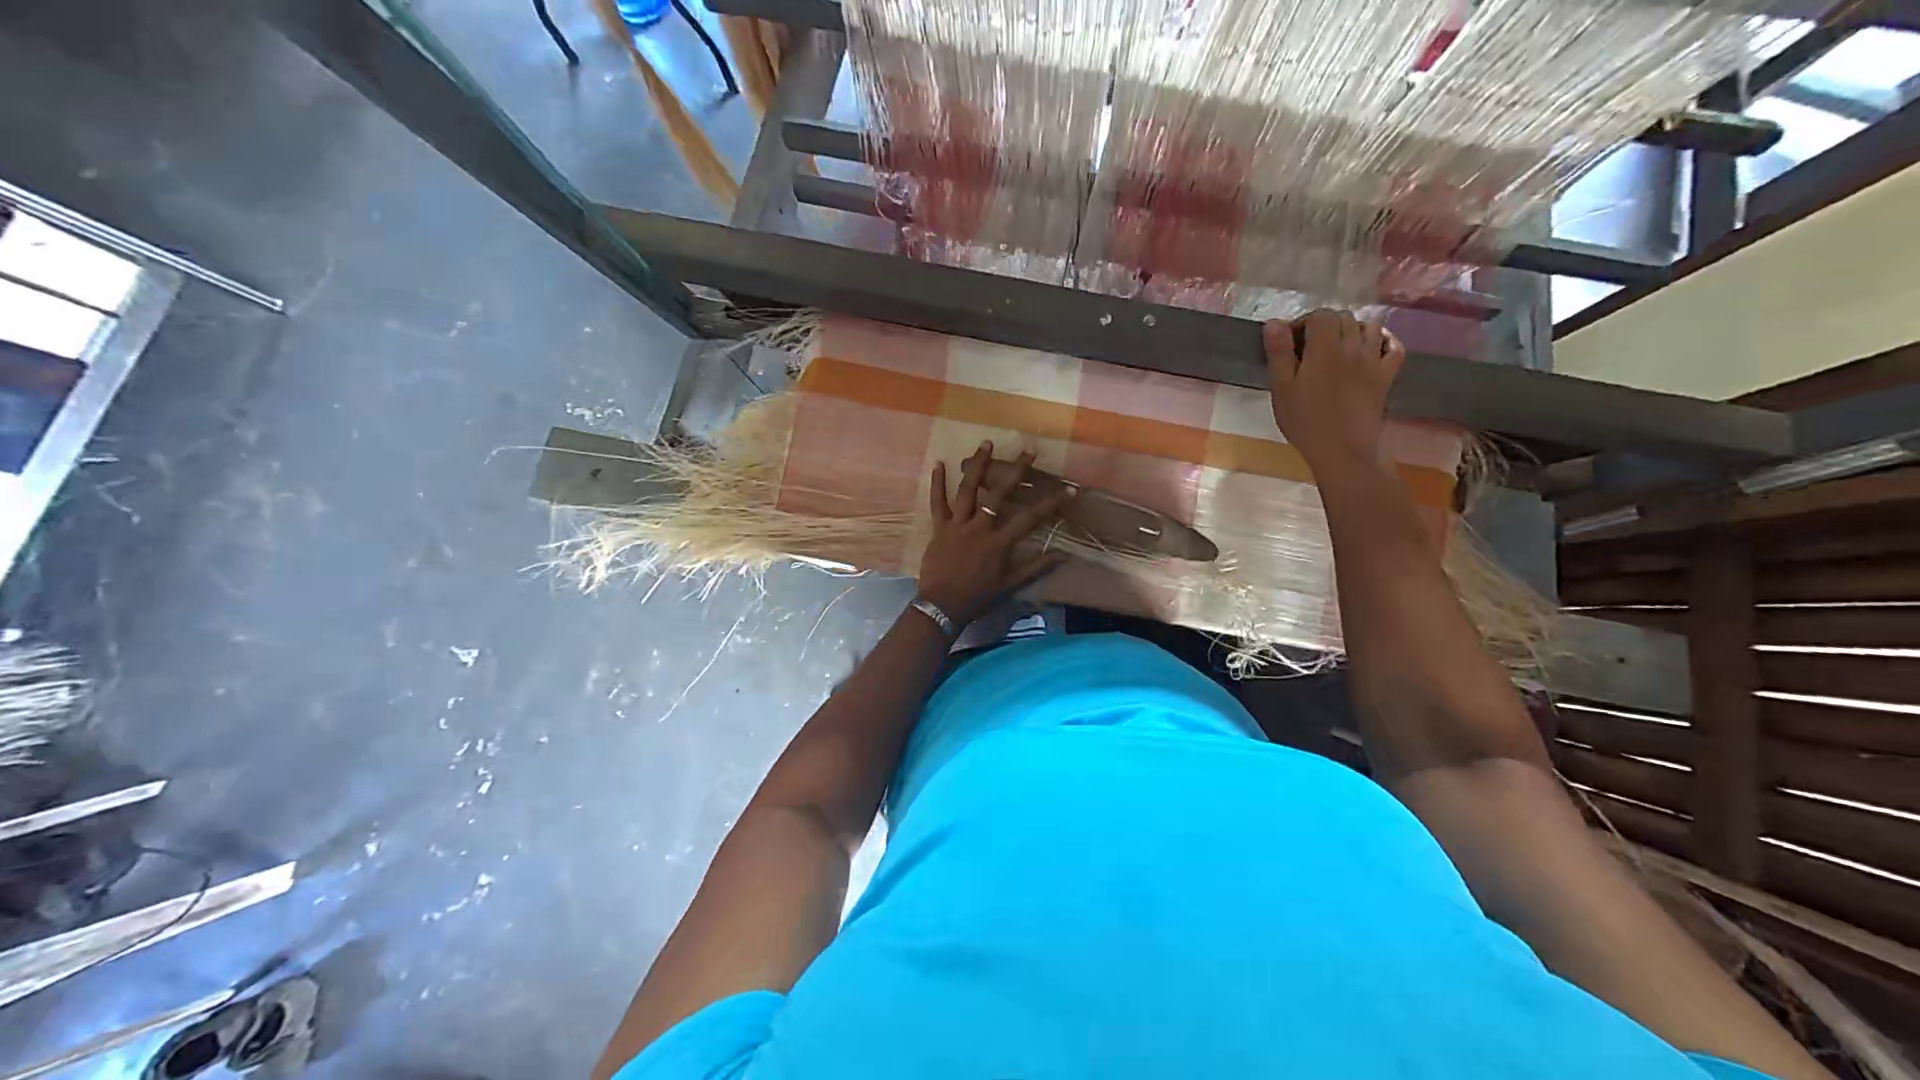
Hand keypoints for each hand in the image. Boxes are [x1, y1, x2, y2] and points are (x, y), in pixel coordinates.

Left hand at [916, 442, 1071, 627]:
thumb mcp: (1010, 585)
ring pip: (967, 490)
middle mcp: (979, 528)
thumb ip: (1036, 567)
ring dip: (977, 465)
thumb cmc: (977, 597)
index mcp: (999, 543)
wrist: (941, 607)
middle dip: (1016, 471)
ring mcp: (957, 525)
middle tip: (1028, 451)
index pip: (1030, 519)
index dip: (1051, 503)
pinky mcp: (939, 527)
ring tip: (985, 443)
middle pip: (999, 494)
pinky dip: (937, 483)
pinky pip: (937, 502)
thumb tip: (1063, 555)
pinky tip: (939, 463)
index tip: (1069, 489)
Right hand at [1264, 309, 1404, 468]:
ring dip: (1352, 331)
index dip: (1303, 323)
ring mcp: (1374, 360)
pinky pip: (1393, 347)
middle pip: (1344, 318)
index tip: (1290, 344)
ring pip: (1369, 327)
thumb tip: (1275, 322)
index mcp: (1325, 347)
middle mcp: (1354, 346)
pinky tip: (1371, 349)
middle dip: (1326, 326)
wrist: (1342, 450)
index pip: (1319, 316)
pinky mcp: (1387, 376)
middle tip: (1308, 350)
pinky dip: (1383, 341)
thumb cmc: (1305, 421)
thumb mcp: (1281, 388)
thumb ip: (1279, 353)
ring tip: (1336, 350)